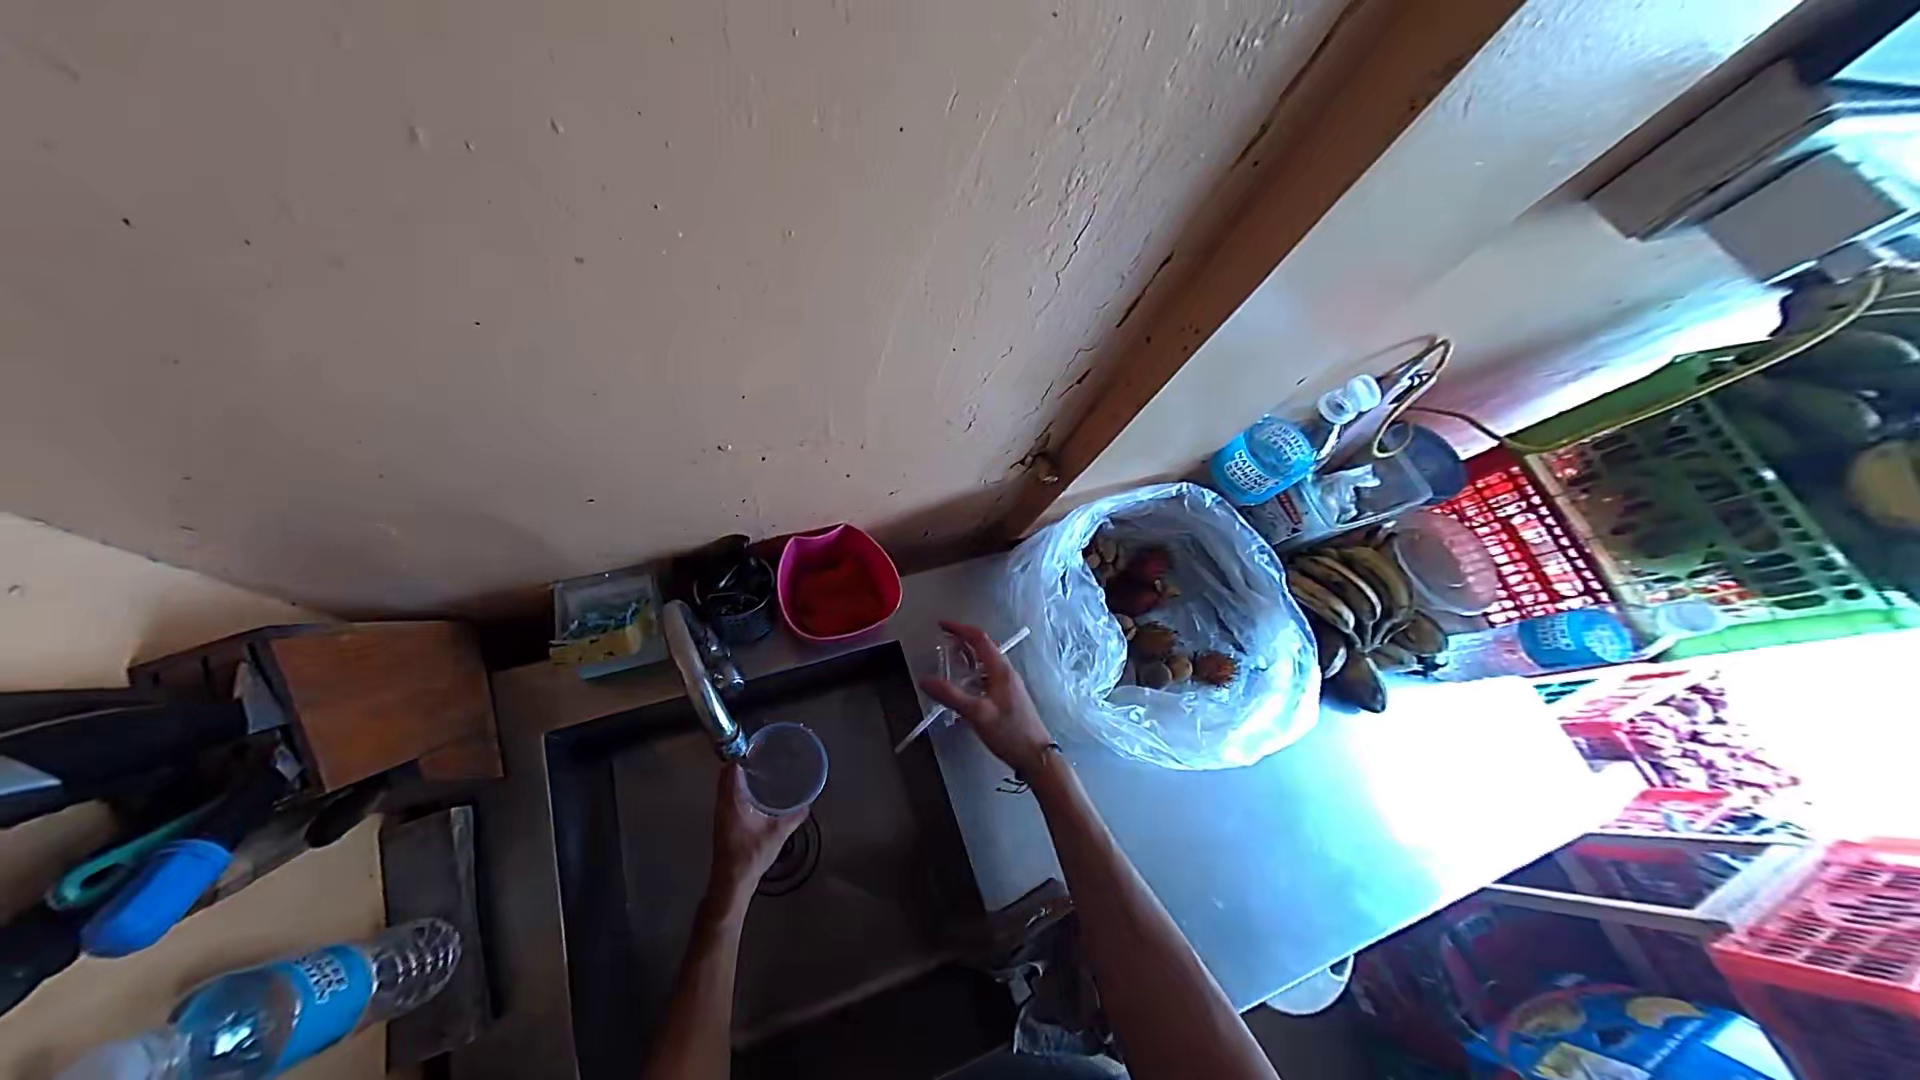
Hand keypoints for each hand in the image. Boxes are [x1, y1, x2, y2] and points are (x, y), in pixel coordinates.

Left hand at [708, 764, 807, 908]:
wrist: (732, 883)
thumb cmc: (751, 856)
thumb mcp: (777, 834)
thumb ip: (793, 817)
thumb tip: (807, 803)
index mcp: (732, 803)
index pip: (730, 771)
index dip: (740, 754)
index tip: (754, 745)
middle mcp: (723, 805)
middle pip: (726, 775)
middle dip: (740, 762)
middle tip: (760, 753)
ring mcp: (721, 814)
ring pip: (725, 786)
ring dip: (737, 775)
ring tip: (759, 767)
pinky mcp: (724, 823)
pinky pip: (728, 796)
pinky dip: (737, 787)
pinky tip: (754, 791)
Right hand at [919, 621, 1055, 774]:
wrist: (1036, 756)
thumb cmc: (1010, 732)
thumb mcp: (977, 713)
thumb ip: (950, 696)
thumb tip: (925, 680)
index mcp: (1001, 670)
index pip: (979, 639)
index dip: (960, 629)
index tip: (942, 626)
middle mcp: (1006, 673)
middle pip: (984, 648)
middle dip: (963, 640)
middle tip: (944, 640)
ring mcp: (1009, 685)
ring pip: (986, 663)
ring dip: (968, 657)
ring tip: (951, 659)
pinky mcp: (1008, 698)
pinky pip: (988, 676)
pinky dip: (973, 673)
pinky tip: (965, 686)